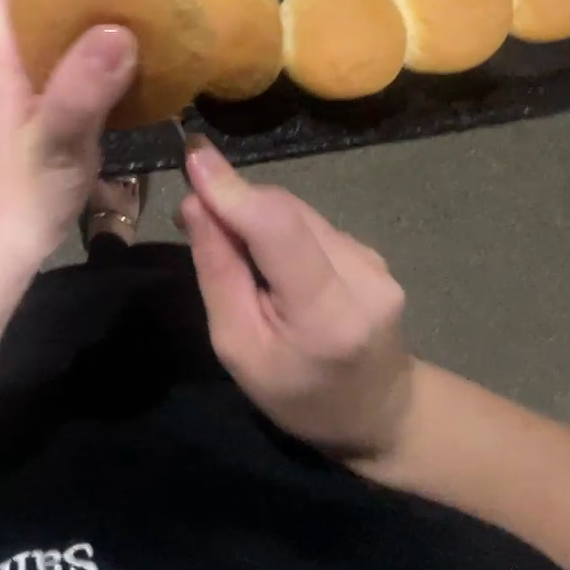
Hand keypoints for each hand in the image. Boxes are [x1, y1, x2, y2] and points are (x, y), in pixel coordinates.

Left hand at [0, 0, 137, 276]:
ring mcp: (9, 94)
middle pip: (20, 2)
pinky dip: (82, 55)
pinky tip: (119, 66)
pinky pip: (53, 68)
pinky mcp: (24, 117)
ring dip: (74, 17)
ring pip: (38, 36)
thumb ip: (83, 88)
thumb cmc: (18, 198)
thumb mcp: (57, 142)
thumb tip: (118, 28)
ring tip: (126, 8)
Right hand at [180, 142, 414, 458]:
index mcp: (326, 314)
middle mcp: (361, 276)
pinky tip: (266, 256)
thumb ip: (218, 273)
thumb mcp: (237, 347)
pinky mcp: (371, 252)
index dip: (233, 190)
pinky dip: (274, 226)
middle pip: (282, 211)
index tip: (193, 155)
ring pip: (293, 210)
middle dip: (231, 203)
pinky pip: (307, 222)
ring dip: (251, 215)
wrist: (379, 414)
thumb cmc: (297, 393)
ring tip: (228, 245)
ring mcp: (373, 260)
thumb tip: (195, 204)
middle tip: (190, 219)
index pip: (278, 230)